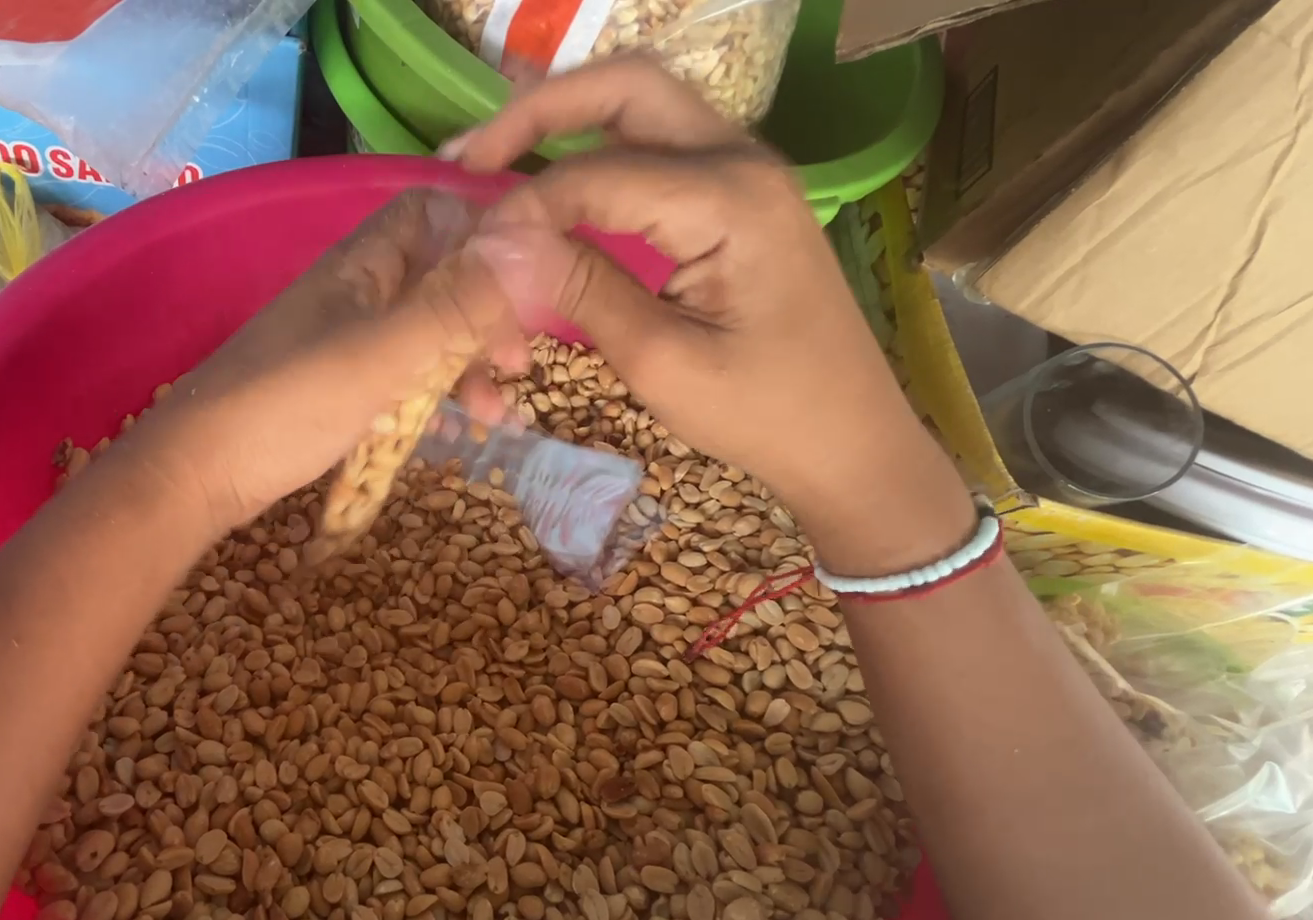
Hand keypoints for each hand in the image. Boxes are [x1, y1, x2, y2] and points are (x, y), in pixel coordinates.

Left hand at [116, 190, 525, 537]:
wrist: (200, 472)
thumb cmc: (287, 405)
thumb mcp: (379, 356)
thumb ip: (450, 305)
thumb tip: (527, 242)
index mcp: (360, 268)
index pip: (430, 214)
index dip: (481, 233)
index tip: (528, 279)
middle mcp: (354, 296)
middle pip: (436, 282)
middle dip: (485, 318)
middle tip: (517, 365)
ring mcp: (343, 345)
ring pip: (421, 338)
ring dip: (464, 369)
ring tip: (494, 418)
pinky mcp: (335, 392)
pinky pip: (398, 381)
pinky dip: (430, 401)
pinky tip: (450, 434)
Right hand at [448, 57, 975, 572]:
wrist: (846, 437)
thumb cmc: (760, 411)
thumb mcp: (660, 361)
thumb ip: (581, 289)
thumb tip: (496, 245)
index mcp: (728, 199)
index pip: (595, 175)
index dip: (523, 208)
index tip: (470, 250)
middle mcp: (742, 159)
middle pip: (625, 89)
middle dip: (536, 113)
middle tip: (467, 158)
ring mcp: (746, 172)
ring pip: (642, 108)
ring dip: (565, 124)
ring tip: (494, 163)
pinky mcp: (739, 199)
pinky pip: (658, 150)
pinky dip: (597, 155)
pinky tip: (556, 189)